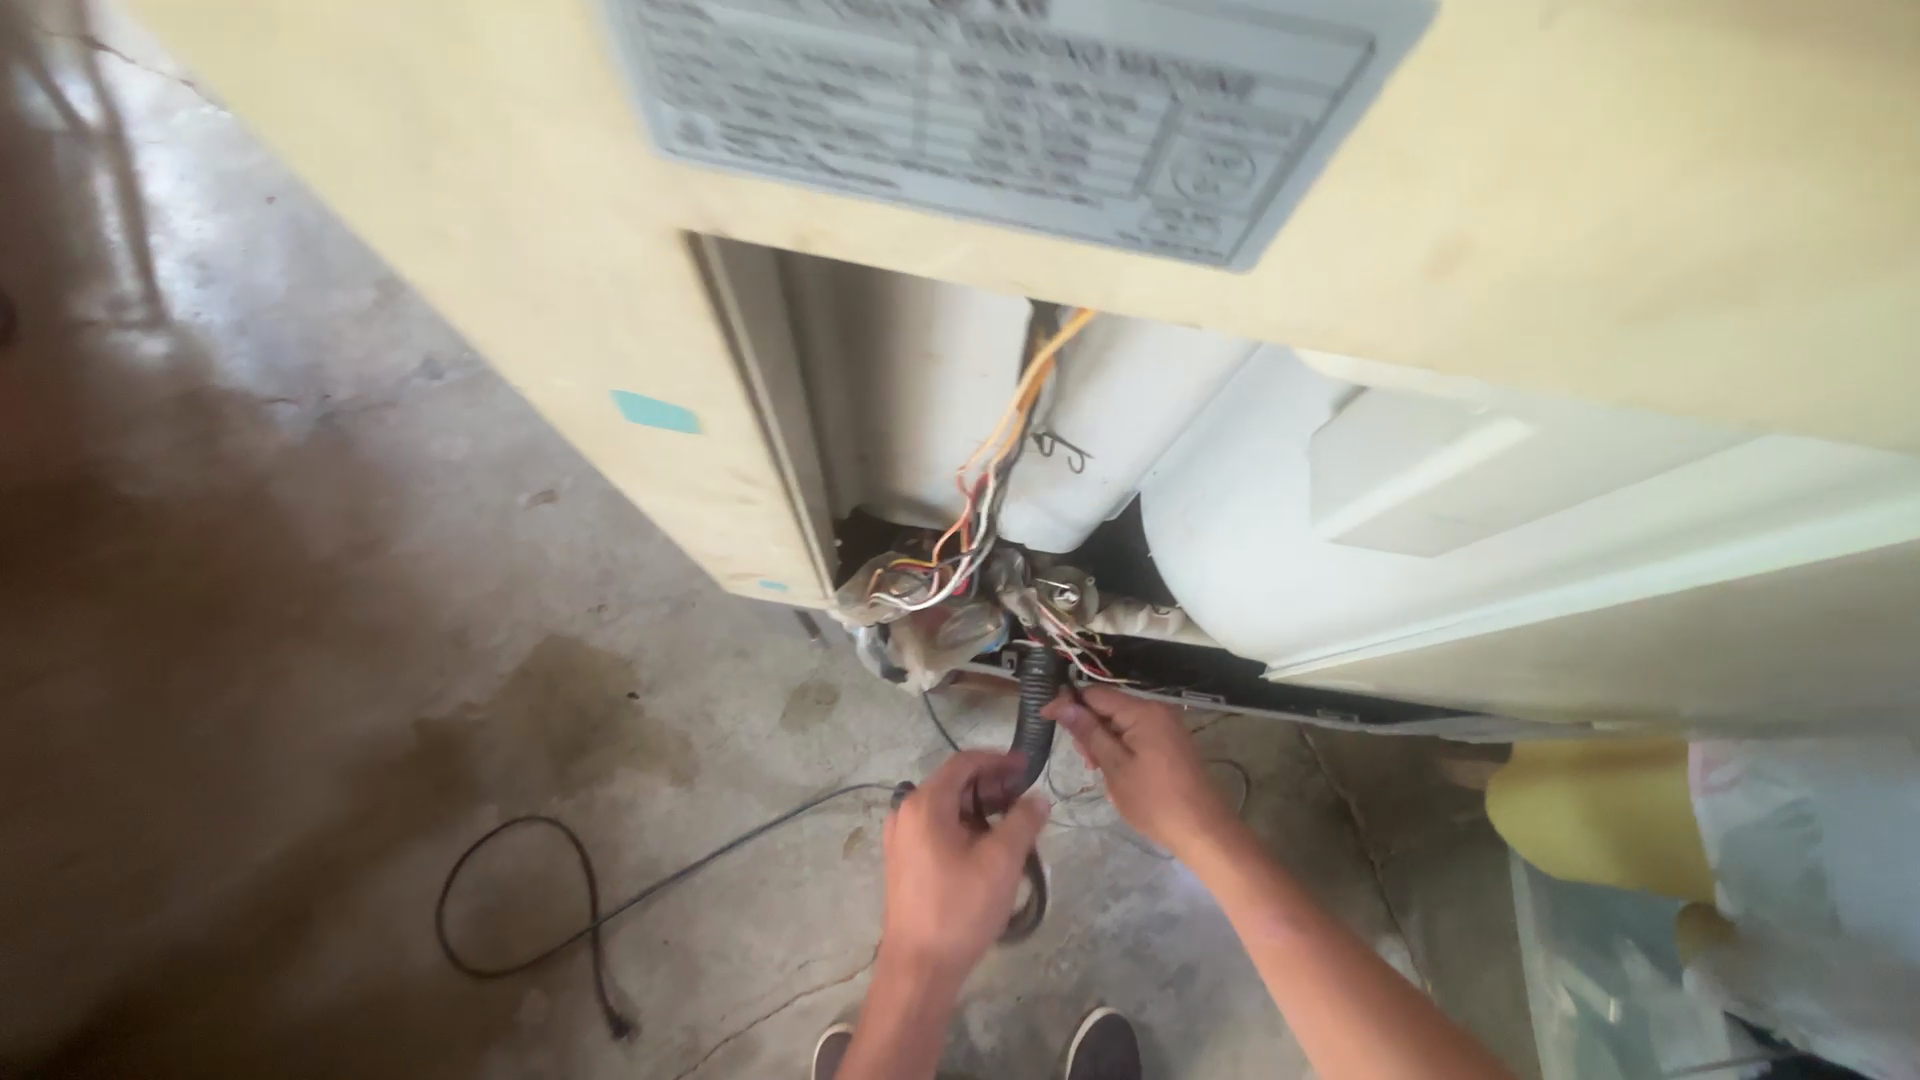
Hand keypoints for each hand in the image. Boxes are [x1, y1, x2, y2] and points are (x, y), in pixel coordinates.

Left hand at [880, 751, 1048, 981]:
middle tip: (1026, 796)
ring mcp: (902, 837)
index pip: (964, 762)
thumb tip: (1038, 799)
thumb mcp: (1001, 861)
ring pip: (948, 807)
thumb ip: (1023, 821)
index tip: (1028, 766)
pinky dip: (966, 825)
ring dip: (982, 807)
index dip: (998, 760)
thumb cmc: (960, 908)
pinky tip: (990, 844)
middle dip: (993, 785)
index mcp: (925, 803)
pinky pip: (938, 827)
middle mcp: (907, 811)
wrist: (919, 967)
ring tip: (1014, 822)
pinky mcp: (905, 859)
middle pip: (955, 783)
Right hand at [1043, 686, 1238, 857]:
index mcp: (1143, 711)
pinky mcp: (1171, 742)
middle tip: (1086, 761)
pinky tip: (1116, 771)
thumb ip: (1089, 732)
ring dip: (1103, 740)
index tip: (1046, 718)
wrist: (1204, 831)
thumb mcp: (1115, 767)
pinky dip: (1121, 747)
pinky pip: (1136, 733)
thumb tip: (1063, 704)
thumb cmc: (1155, 801)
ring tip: (1100, 771)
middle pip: (1109, 707)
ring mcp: (1167, 726)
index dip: (1069, 703)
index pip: (1095, 694)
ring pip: (1121, 722)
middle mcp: (1157, 710)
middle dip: (1089, 728)